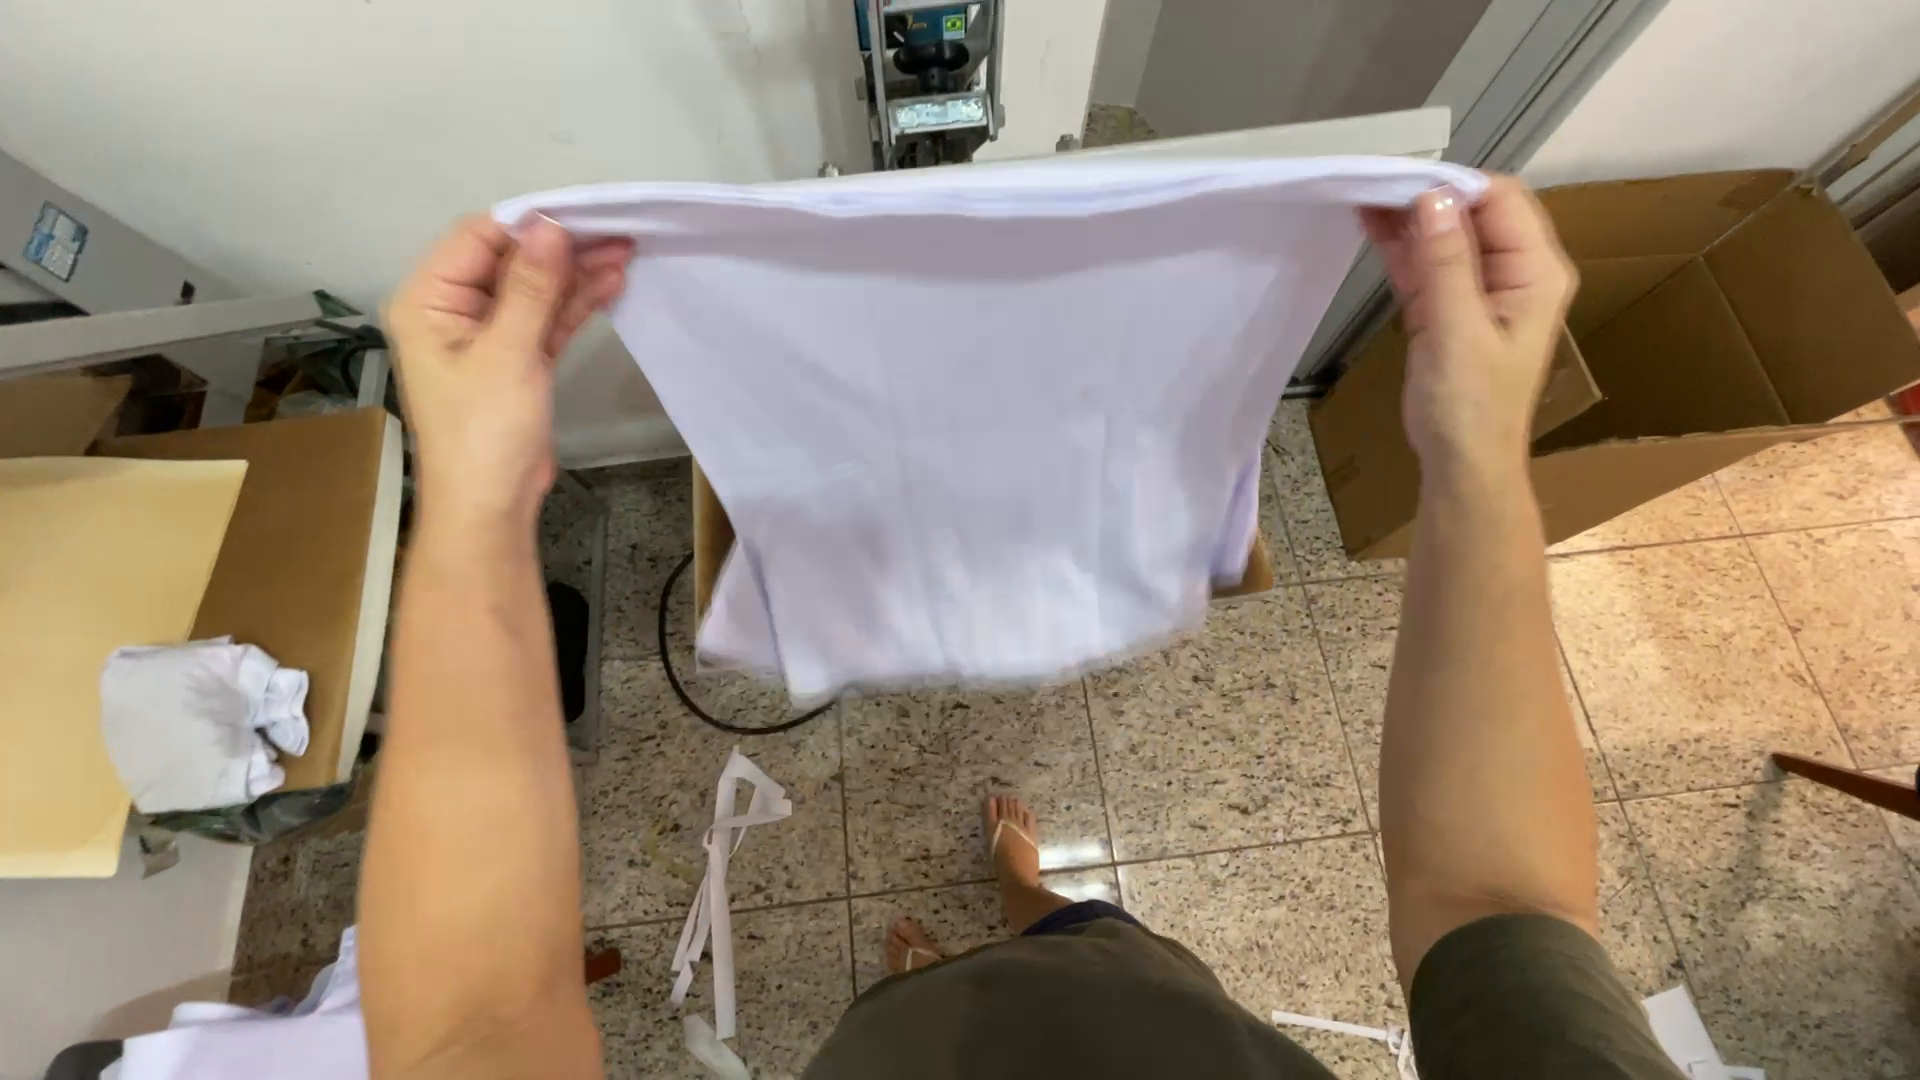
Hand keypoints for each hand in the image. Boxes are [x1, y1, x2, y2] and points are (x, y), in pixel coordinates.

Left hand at [384, 217, 634, 527]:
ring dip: (576, 275)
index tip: (583, 214)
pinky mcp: (519, 360)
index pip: (478, 239)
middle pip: (512, 263)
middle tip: (616, 232)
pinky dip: (577, 305)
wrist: (492, 501)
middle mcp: (455, 310)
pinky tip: (610, 285)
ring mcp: (489, 336)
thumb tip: (550, 228)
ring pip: (537, 292)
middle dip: (562, 248)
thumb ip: (531, 288)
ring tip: (625, 252)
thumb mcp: (508, 353)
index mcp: (429, 300)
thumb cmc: (485, 430)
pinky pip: (549, 321)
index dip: (529, 223)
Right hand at [1360, 176, 1576, 479]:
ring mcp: (1478, 293)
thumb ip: (1445, 263)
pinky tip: (1374, 230)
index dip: (1454, 184)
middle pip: (1471, 216)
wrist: (1460, 461)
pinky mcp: (1447, 312)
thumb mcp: (1456, 330)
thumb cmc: (1467, 404)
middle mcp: (1512, 274)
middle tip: (1373, 183)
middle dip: (1426, 196)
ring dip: (1409, 220)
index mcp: (1534, 273)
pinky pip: (1426, 269)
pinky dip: (1401, 250)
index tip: (1401, 178)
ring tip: (1364, 197)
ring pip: (1444, 240)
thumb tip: (1431, 198)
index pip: (1500, 202)